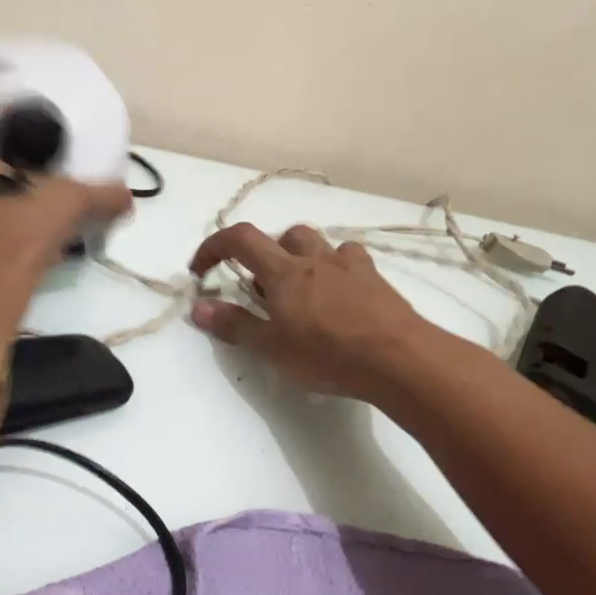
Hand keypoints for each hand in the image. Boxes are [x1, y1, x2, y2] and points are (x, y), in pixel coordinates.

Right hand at [188, 223, 435, 401]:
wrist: (397, 358)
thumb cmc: (327, 354)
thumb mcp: (272, 347)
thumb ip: (234, 325)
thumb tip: (198, 307)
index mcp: (283, 272)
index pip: (240, 239)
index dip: (214, 246)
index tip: (202, 270)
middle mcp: (314, 258)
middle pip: (283, 236)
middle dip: (264, 255)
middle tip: (261, 290)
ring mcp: (348, 265)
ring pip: (318, 243)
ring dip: (302, 256)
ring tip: (300, 289)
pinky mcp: (375, 278)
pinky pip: (350, 258)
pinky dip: (336, 267)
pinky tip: (338, 293)